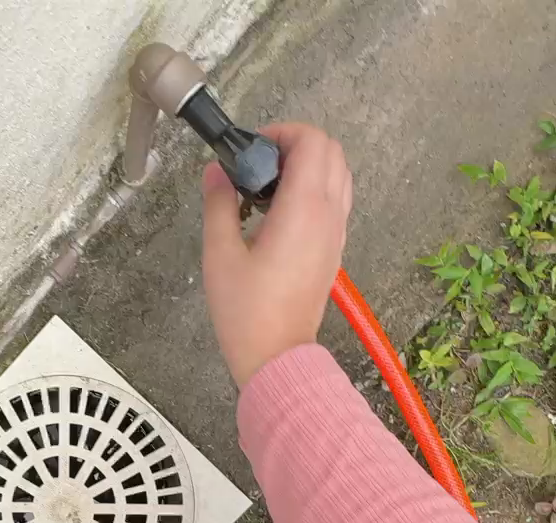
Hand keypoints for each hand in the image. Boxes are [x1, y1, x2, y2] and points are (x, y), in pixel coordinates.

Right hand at [200, 123, 352, 386]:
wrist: (275, 357)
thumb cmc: (246, 313)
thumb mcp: (219, 256)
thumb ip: (219, 204)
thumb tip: (217, 172)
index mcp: (303, 209)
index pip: (312, 142)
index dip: (281, 133)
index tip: (251, 150)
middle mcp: (328, 215)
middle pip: (331, 151)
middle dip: (295, 145)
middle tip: (257, 166)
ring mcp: (336, 234)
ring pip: (338, 174)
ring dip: (308, 167)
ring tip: (268, 188)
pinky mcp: (334, 251)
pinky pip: (336, 202)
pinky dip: (315, 190)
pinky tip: (281, 214)